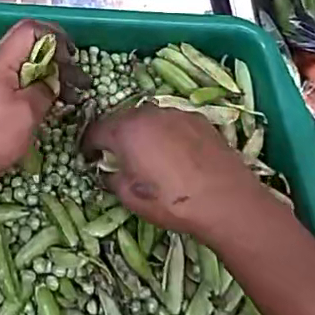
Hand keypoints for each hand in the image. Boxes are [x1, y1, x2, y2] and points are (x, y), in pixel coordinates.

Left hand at [0, 20, 63, 191]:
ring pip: (26, 63)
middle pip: (29, 43)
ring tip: (71, 93)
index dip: (55, 36)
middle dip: (56, 54)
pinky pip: (20, 80)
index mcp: (1, 61)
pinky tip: (53, 101)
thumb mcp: (27, 112)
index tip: (71, 58)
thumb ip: (45, 90)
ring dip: (50, 72)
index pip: (30, 29)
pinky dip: (39, 86)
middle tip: (75, 75)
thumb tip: (52, 82)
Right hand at [83, 104, 274, 239]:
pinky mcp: (198, 118)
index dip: (88, 146)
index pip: (95, 131)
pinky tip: (176, 154)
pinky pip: (172, 122)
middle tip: (118, 157)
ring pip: (148, 119)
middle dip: (116, 137)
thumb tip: (109, 171)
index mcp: (125, 130)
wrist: (227, 200)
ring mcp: (174, 113)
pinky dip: (167, 133)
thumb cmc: (172, 202)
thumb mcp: (130, 198)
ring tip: (150, 156)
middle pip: (121, 120)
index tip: (89, 158)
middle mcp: (147, 113)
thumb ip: (112, 178)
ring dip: (143, 133)